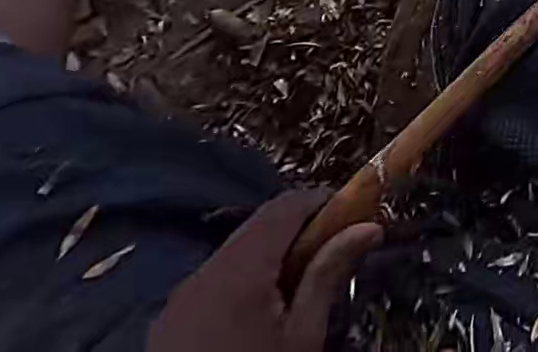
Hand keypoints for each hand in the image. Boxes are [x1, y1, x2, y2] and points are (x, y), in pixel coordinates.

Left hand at [149, 189, 383, 351]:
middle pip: (259, 224)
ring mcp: (178, 300)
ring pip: (237, 249)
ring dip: (273, 250)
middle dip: (299, 226)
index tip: (351, 215)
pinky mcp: (168, 323)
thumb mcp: (302, 338)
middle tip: (332, 249)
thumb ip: (328, 274)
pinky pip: (215, 277)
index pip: (284, 206)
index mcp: (238, 273)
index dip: (320, 201)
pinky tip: (262, 307)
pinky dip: (246, 274)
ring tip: (300, 282)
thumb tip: (369, 226)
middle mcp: (202, 275)